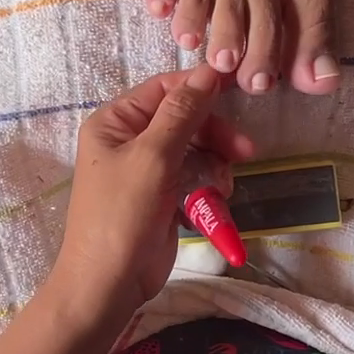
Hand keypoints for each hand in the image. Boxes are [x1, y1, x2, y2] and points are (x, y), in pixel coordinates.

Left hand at [51, 63, 254, 319]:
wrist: (109, 283)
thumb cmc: (122, 215)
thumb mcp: (153, 157)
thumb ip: (182, 113)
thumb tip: (207, 70)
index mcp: (114, 122)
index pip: (163, 89)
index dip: (200, 89)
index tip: (240, 91)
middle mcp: (127, 141)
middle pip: (184, 120)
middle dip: (214, 136)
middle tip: (244, 153)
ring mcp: (145, 171)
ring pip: (195, 151)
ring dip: (214, 166)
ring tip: (222, 189)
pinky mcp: (161, 198)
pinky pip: (193, 179)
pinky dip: (207, 188)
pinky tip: (215, 203)